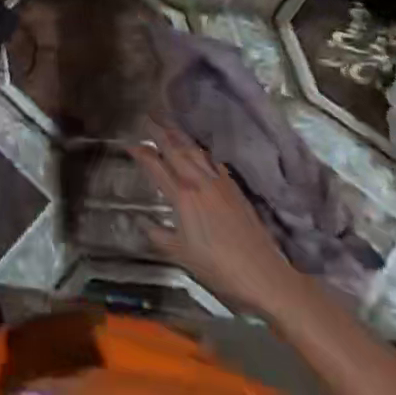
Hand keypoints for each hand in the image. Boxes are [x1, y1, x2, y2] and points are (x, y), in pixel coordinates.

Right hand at [134, 126, 308, 316]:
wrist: (267, 277)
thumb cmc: (219, 267)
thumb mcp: (180, 253)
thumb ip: (158, 234)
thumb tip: (143, 224)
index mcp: (182, 196)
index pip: (155, 165)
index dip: (139, 152)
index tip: (128, 145)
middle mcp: (200, 183)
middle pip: (175, 150)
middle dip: (158, 132)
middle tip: (146, 118)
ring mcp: (221, 185)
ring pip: (196, 152)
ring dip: (180, 136)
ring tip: (169, 124)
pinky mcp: (237, 191)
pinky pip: (215, 162)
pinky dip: (203, 151)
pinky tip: (201, 150)